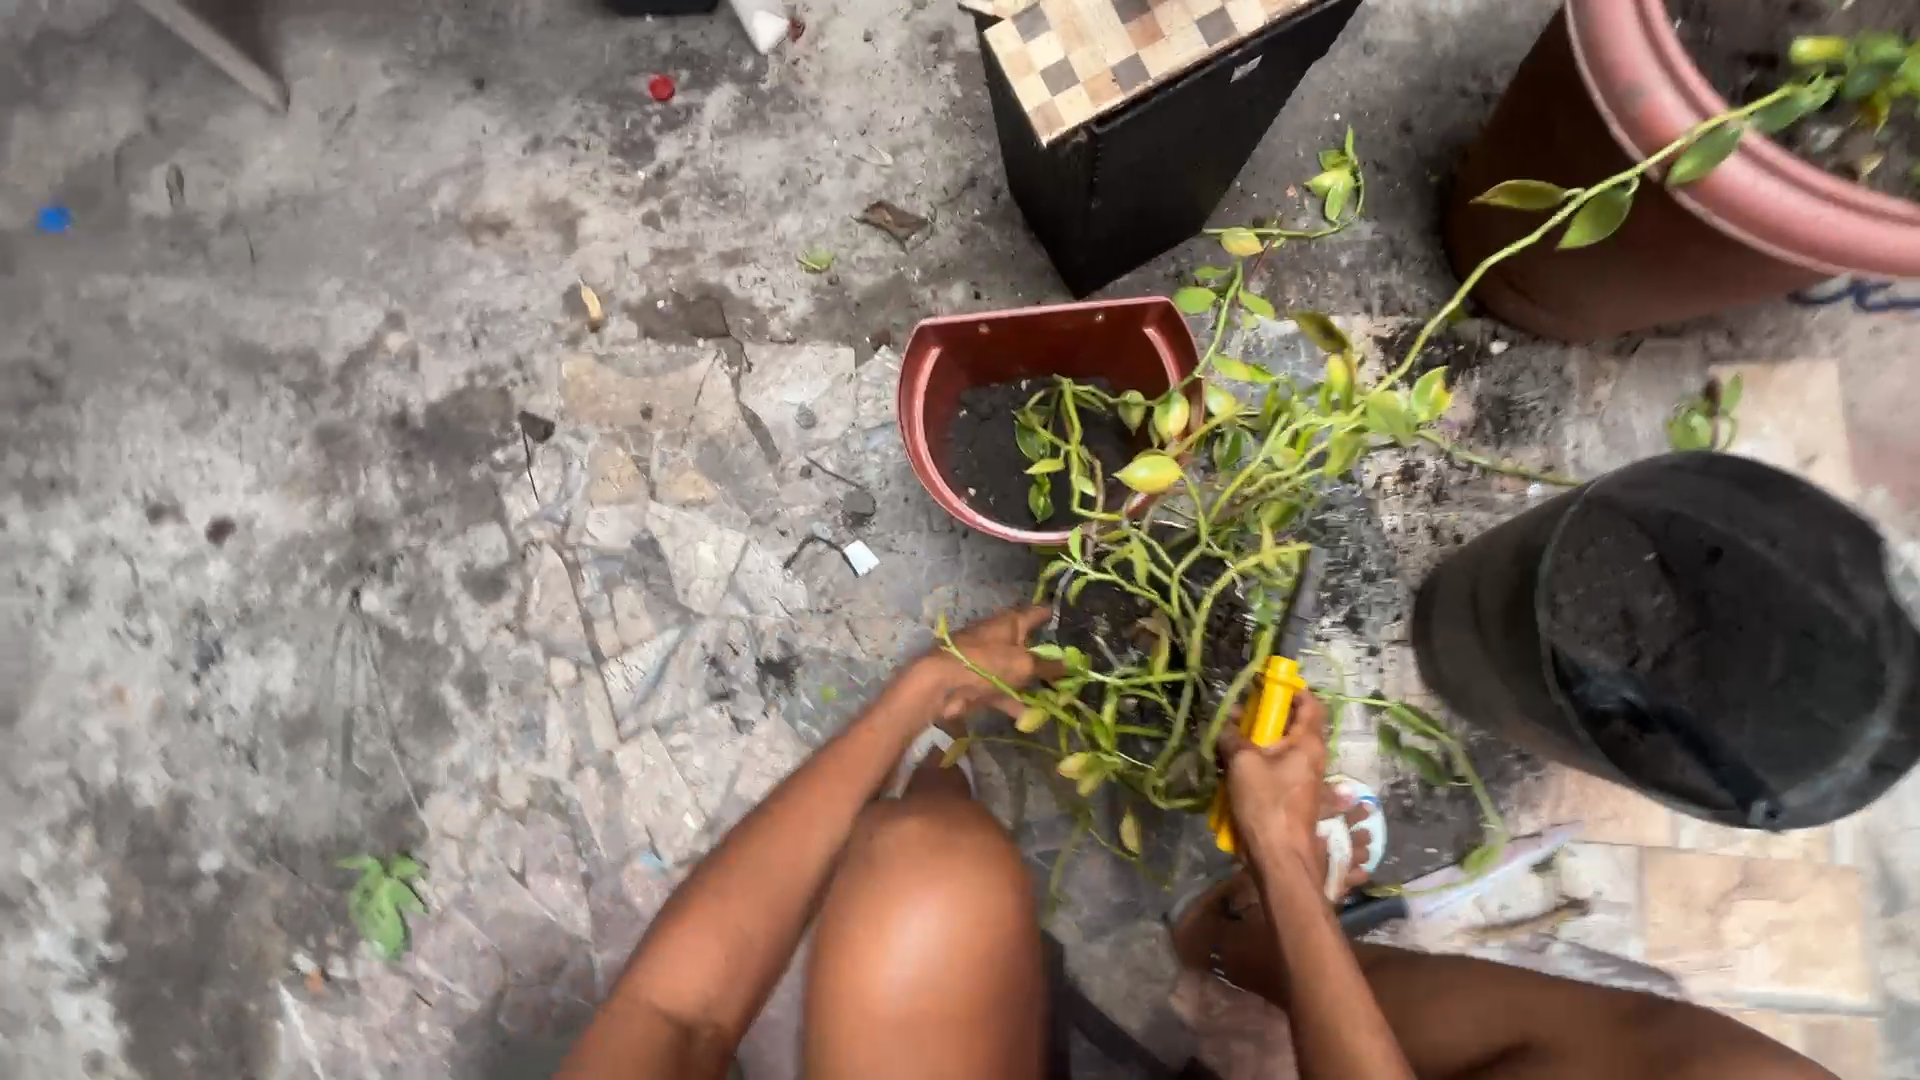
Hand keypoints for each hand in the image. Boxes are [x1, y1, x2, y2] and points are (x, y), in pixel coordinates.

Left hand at [914, 606, 1063, 720]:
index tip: (1071, 622)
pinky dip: (1017, 704)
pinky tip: (1034, 719)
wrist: (942, 685)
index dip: (1054, 615)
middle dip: (1050, 658)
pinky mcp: (982, 683)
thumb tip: (1070, 664)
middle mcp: (1002, 638)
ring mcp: (991, 661)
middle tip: (1075, 669)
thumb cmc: (986, 663)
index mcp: (1011, 622)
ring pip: (1019, 671)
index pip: (1038, 612)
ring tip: (1062, 697)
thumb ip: (1048, 666)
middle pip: (1030, 645)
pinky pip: (1006, 692)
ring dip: (1036, 684)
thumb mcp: (1025, 664)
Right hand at [1216, 692, 1330, 885]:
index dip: (1292, 689)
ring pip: (1281, 748)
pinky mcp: (1292, 797)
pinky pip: (1275, 768)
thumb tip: (1224, 725)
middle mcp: (1312, 758)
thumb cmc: (1267, 803)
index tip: (1266, 682)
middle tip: (1237, 713)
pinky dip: (1257, 762)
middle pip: (1292, 725)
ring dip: (1256, 740)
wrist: (1279, 857)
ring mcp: (1304, 779)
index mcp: (1308, 743)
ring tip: (1228, 740)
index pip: (1311, 704)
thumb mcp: (1242, 762)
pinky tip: (1233, 767)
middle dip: (1264, 716)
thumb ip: (1231, 737)